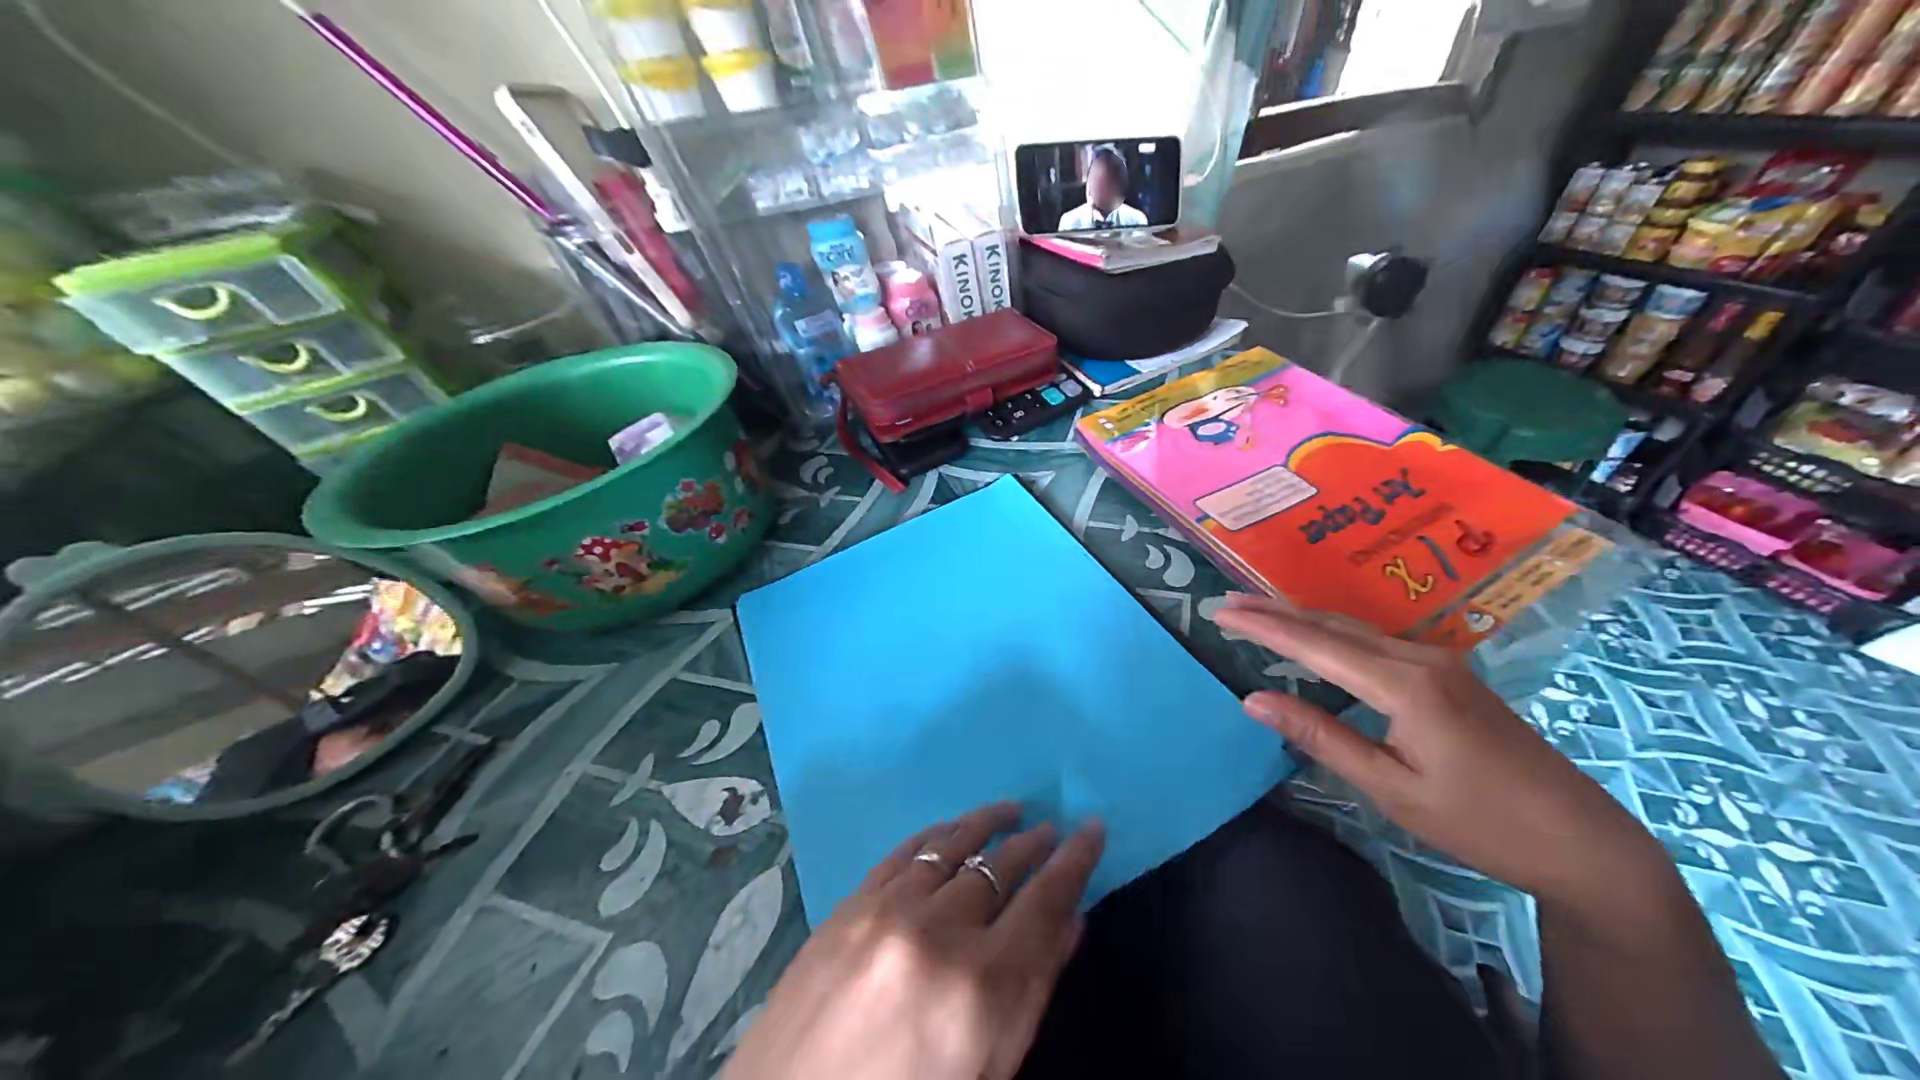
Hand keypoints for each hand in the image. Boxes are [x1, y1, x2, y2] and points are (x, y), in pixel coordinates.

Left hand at [724, 803, 1105, 1079]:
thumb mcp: (988, 1068)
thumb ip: (1033, 991)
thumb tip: (1072, 920)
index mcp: (979, 986)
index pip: (1044, 902)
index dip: (1075, 861)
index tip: (1094, 830)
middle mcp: (936, 933)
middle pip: (1000, 866)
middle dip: (1034, 844)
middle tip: (1053, 829)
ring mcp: (886, 910)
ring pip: (952, 846)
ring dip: (987, 823)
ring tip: (1011, 811)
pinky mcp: (850, 903)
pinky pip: (904, 851)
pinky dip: (937, 833)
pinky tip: (952, 828)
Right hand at [1209, 594, 1667, 908]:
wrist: (1583, 840)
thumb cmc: (1481, 824)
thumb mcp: (1390, 788)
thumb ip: (1320, 736)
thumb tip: (1253, 700)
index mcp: (1406, 686)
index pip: (1316, 645)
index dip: (1263, 627)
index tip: (1219, 612)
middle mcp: (1420, 658)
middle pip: (1333, 626)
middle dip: (1276, 612)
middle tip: (1226, 603)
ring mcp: (1439, 662)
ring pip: (1354, 630)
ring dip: (1302, 620)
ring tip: (1257, 613)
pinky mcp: (1448, 673)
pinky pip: (1375, 642)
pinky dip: (1332, 635)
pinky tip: (1314, 639)